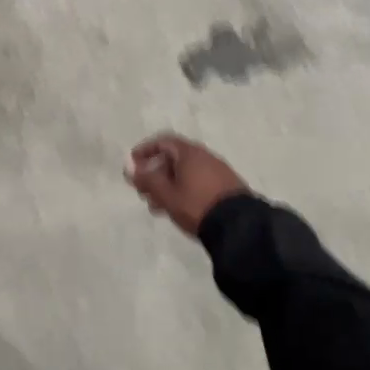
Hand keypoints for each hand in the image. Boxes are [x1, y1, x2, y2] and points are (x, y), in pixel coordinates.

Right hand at [126, 132, 249, 236]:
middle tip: (144, 192)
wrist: (240, 227)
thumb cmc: (196, 205)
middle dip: (155, 173)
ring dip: (169, 185)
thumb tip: (129, 167)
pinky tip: (180, 209)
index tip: (133, 165)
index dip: (145, 151)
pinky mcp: (228, 187)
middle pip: (174, 158)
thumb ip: (146, 180)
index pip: (163, 141)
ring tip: (159, 207)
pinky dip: (185, 190)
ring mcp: (219, 171)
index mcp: (189, 152)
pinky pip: (199, 182)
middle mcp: (205, 156)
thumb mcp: (166, 195)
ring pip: (186, 173)